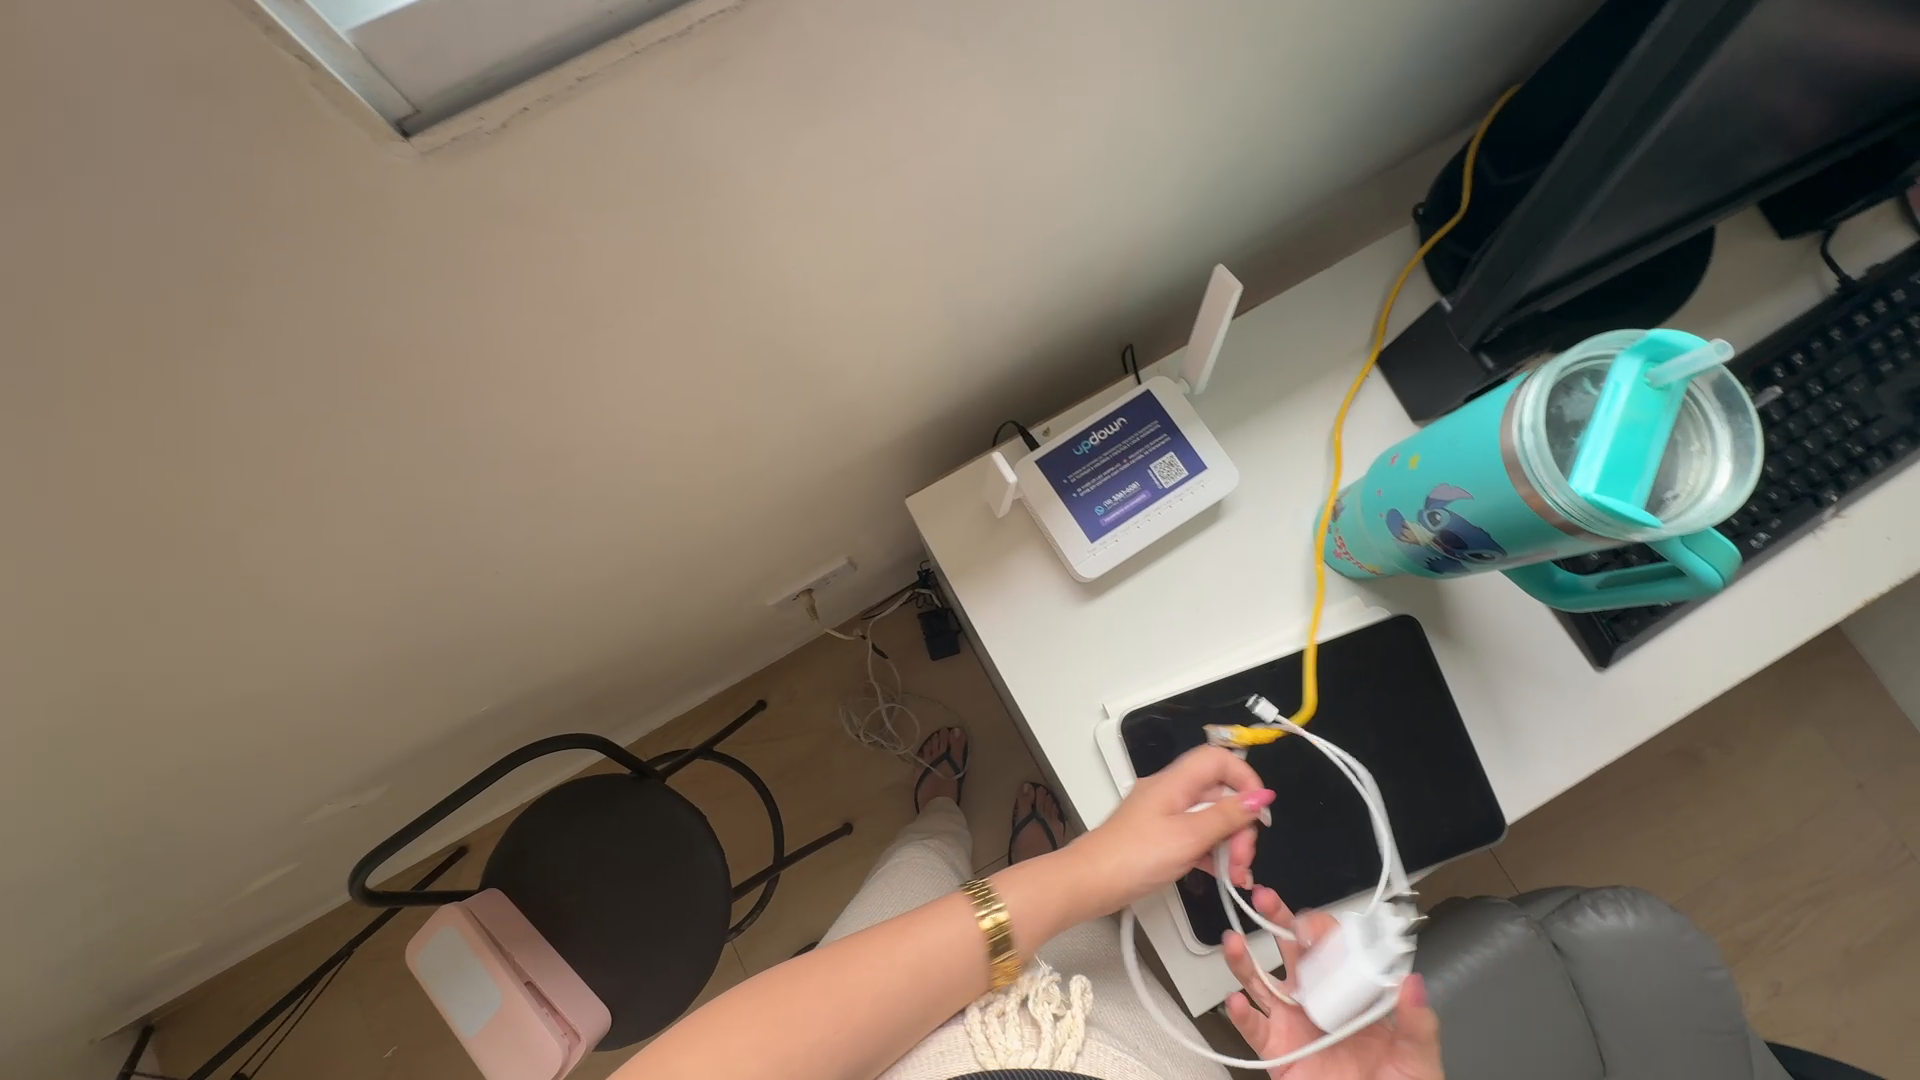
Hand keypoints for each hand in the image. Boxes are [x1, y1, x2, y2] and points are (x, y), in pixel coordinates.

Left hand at [1067, 745, 1273, 914]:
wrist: (1091, 883)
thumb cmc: (1136, 856)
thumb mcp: (1188, 837)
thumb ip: (1226, 816)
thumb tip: (1261, 796)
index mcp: (1174, 782)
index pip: (1217, 759)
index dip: (1244, 778)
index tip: (1260, 811)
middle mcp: (1170, 792)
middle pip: (1219, 794)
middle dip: (1240, 826)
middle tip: (1243, 861)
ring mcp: (1165, 815)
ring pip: (1211, 819)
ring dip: (1230, 846)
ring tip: (1235, 877)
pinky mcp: (1162, 839)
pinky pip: (1197, 838)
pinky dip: (1213, 855)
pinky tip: (1223, 877)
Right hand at [1222, 888, 1442, 1079]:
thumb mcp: (1419, 1064)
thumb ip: (1418, 1026)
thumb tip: (1412, 981)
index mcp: (1350, 995)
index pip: (1334, 948)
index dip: (1323, 931)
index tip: (1316, 928)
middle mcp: (1316, 1000)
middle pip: (1291, 951)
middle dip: (1276, 920)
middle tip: (1263, 897)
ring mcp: (1292, 1023)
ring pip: (1259, 982)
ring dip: (1243, 959)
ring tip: (1232, 942)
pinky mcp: (1275, 1051)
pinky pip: (1252, 1028)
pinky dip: (1239, 1015)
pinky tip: (1235, 1001)